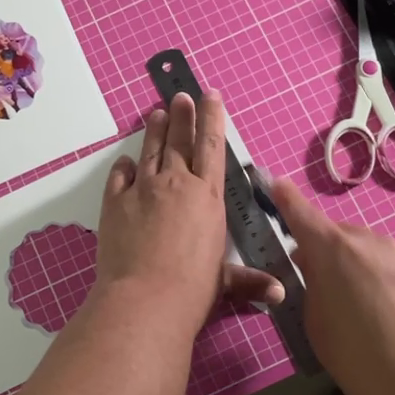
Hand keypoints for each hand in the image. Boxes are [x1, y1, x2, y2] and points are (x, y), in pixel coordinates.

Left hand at [95, 92, 281, 331]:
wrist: (144, 299)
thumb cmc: (192, 290)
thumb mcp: (224, 282)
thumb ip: (248, 281)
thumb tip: (280, 292)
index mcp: (207, 196)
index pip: (212, 146)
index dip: (212, 118)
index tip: (210, 95)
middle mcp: (176, 183)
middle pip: (180, 140)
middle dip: (182, 115)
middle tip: (180, 96)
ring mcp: (143, 189)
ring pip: (151, 150)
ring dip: (155, 130)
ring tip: (157, 114)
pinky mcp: (115, 201)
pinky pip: (120, 175)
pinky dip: (124, 165)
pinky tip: (126, 161)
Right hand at [264, 178, 394, 394]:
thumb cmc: (361, 363)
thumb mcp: (317, 326)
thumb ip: (313, 289)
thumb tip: (320, 274)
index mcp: (333, 251)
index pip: (302, 214)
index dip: (287, 199)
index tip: (277, 184)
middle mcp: (371, 242)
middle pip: (340, 236)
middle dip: (328, 252)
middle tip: (324, 286)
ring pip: (372, 252)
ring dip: (361, 268)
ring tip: (366, 311)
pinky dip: (390, 284)